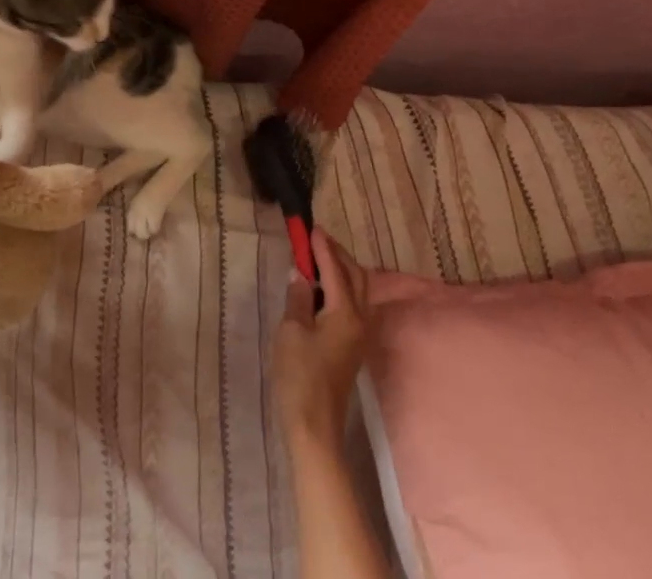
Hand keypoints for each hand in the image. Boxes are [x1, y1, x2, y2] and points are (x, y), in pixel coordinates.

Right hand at [271, 228, 373, 449]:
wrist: (314, 422)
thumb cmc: (299, 375)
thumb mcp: (291, 332)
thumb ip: (298, 299)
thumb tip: (300, 275)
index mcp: (346, 313)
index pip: (335, 270)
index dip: (322, 248)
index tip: (311, 229)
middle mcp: (360, 320)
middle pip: (356, 277)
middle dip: (338, 255)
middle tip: (315, 240)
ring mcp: (360, 335)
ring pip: (357, 291)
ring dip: (341, 271)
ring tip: (318, 260)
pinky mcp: (352, 346)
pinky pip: (352, 306)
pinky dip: (340, 289)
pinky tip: (322, 290)